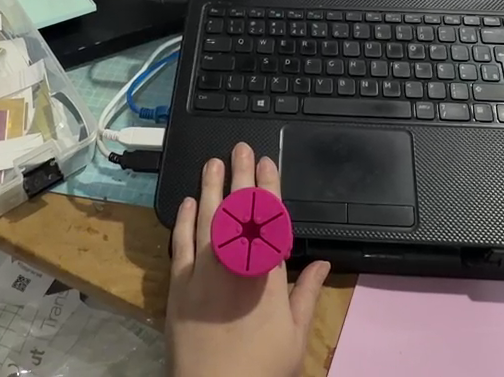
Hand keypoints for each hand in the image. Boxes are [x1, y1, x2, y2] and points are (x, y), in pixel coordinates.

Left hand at [167, 142, 330, 376]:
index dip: (268, 187)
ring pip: (207, 218)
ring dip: (211, 187)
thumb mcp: (295, 335)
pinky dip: (184, 220)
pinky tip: (188, 201)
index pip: (268, 218)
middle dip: (240, 175)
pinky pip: (180, 243)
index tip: (267, 162)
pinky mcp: (178, 286)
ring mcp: (202, 272)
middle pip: (237, 210)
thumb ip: (308, 294)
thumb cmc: (262, 368)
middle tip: (241, 148)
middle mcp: (234, 263)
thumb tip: (325, 264)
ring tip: (214, 163)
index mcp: (266, 273)